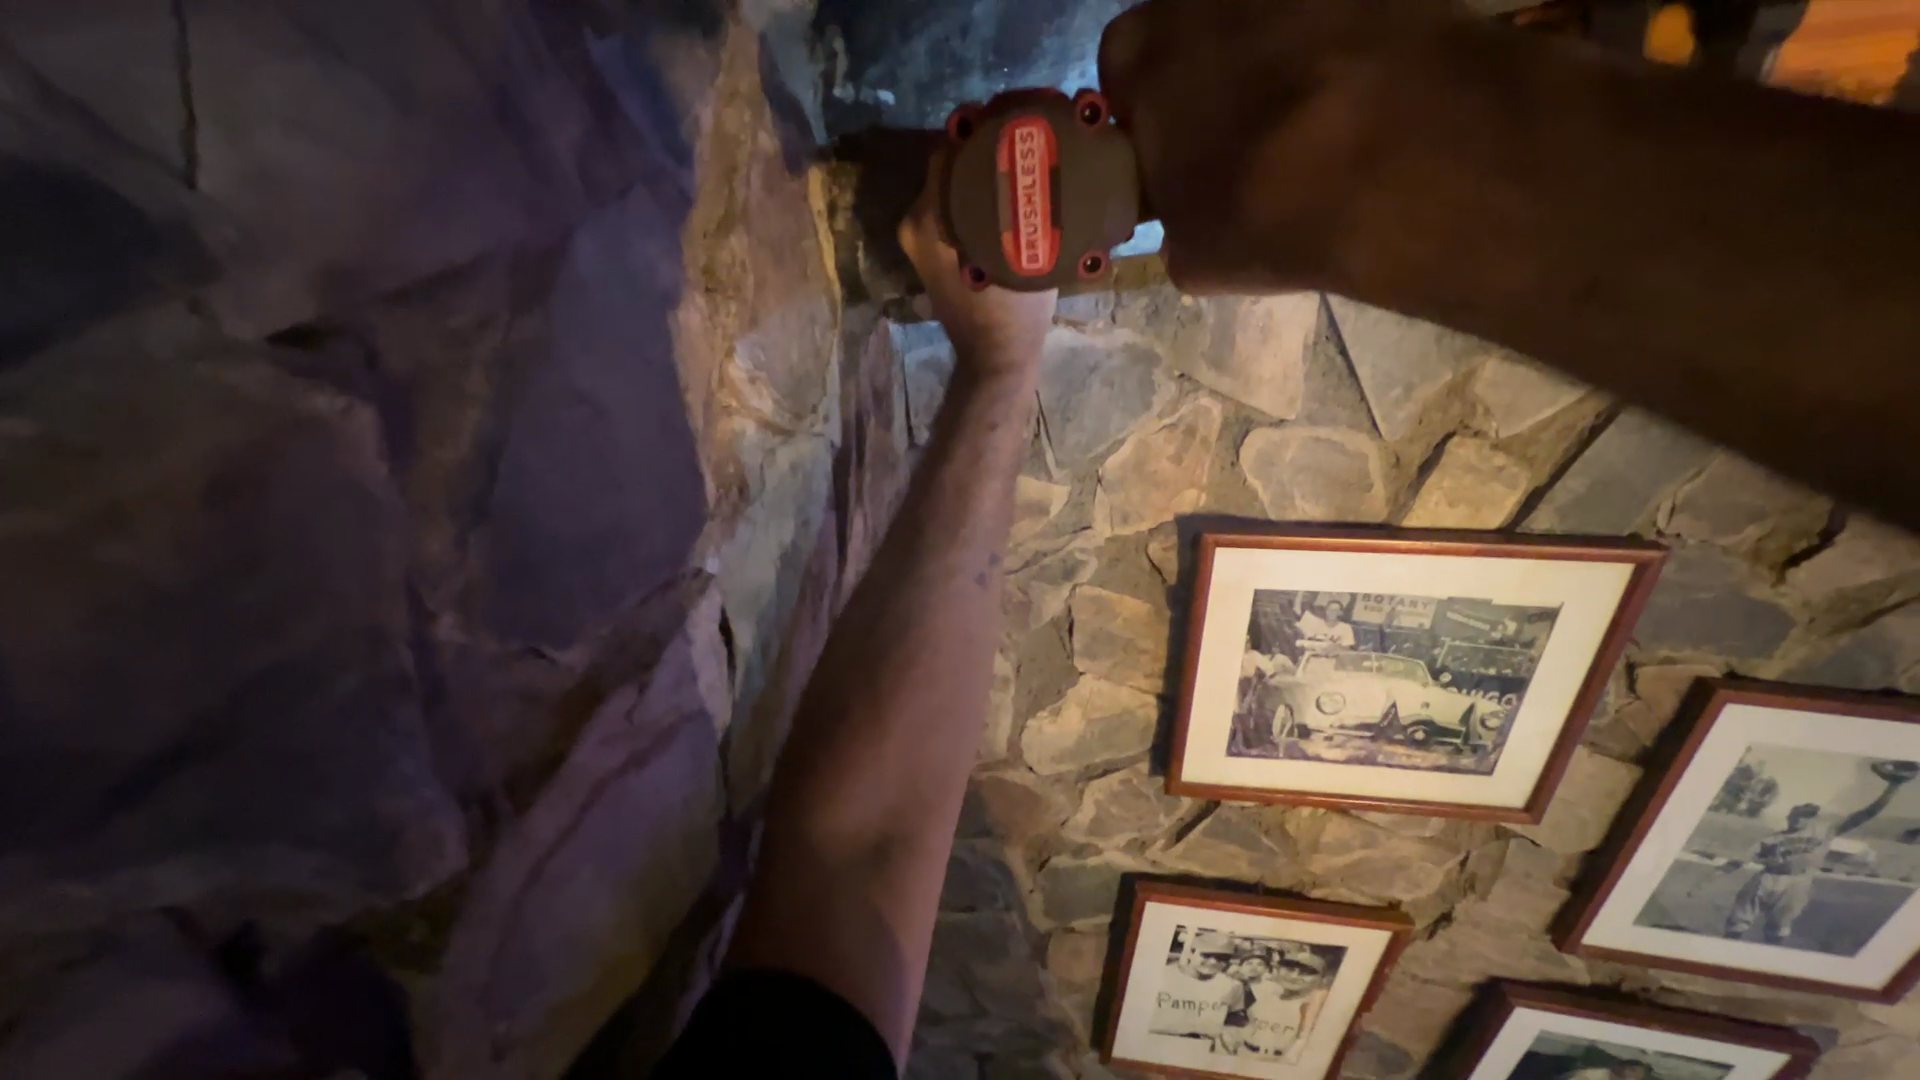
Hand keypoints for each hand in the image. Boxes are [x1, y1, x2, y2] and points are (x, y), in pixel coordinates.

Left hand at [897, 151, 1056, 374]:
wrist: (996, 358)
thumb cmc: (1013, 309)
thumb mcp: (1023, 249)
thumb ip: (1020, 201)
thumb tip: (1033, 155)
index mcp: (929, 218)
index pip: (950, 151)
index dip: (982, 134)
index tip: (1013, 125)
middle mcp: (915, 225)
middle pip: (949, 171)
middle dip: (980, 157)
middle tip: (1021, 146)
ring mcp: (920, 244)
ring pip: (951, 193)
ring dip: (978, 182)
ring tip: (1017, 173)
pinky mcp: (931, 259)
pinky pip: (952, 216)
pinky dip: (973, 207)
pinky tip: (1005, 206)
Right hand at [1098, 0, 1454, 292]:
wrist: (1400, 163)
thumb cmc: (1262, 211)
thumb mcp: (1190, 254)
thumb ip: (1174, 222)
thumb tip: (1192, 222)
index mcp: (1142, 56)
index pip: (1122, 74)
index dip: (1145, 114)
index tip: (1173, 154)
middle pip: (1193, 33)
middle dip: (1209, 78)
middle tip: (1240, 140)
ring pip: (1266, 21)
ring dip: (1277, 61)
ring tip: (1313, 123)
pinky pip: (1337, 19)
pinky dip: (1343, 52)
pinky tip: (1366, 101)